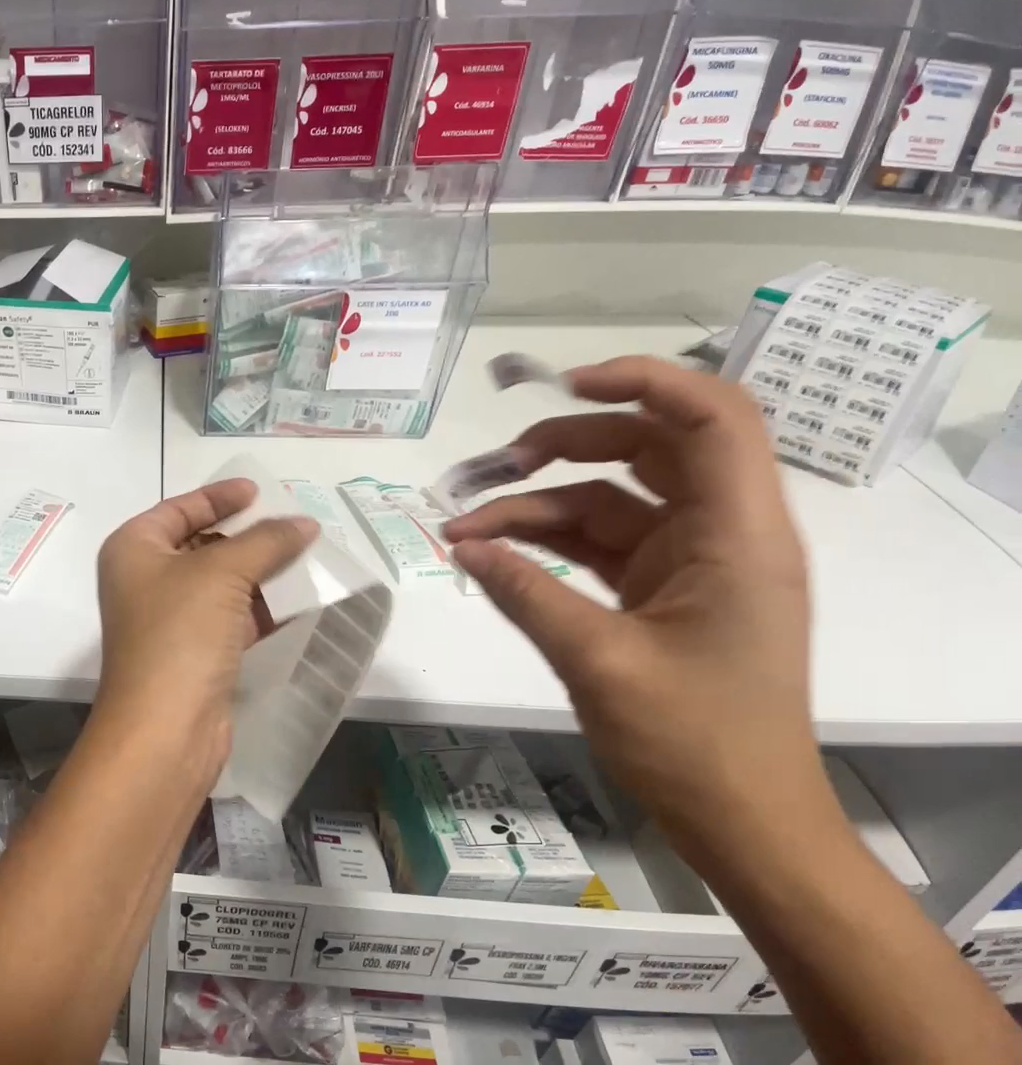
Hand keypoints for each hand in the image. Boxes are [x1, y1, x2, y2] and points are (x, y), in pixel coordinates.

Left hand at [95, 480, 318, 774]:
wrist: (165, 728)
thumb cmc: (179, 633)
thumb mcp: (221, 573)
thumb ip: (265, 541)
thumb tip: (304, 523)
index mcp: (133, 549)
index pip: (178, 508)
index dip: (218, 497)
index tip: (260, 490)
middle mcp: (145, 580)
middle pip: (201, 544)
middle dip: (247, 535)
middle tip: (294, 524)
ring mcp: (169, 620)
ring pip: (221, 583)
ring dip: (261, 571)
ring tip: (309, 555)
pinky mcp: (195, 653)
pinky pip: (232, 617)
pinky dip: (264, 607)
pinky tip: (303, 598)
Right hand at [442, 357, 817, 844]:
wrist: (742, 821)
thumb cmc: (693, 742)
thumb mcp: (597, 661)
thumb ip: (525, 592)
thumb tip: (460, 545)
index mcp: (738, 535)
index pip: (712, 418)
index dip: (643, 383)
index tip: (562, 386)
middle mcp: (722, 533)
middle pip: (648, 449)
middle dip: (563, 446)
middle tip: (487, 471)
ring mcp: (691, 562)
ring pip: (609, 498)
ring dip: (536, 505)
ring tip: (463, 527)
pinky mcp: (663, 591)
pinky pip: (598, 543)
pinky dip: (545, 544)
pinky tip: (491, 557)